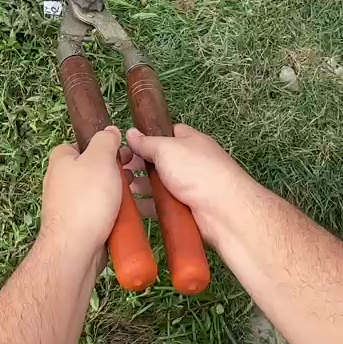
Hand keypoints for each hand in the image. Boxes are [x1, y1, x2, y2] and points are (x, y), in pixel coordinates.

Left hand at [37, 126, 127, 271]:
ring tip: (131, 197)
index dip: (105, 147)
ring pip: (98, 192)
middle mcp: (60, 180)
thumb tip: (110, 131)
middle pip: (93, 169)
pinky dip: (111, 214)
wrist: (76, 250)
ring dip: (116, 194)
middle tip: (131, 176)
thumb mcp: (100, 159)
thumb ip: (106, 140)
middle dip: (114, 172)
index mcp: (61, 159)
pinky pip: (98, 213)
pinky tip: (125, 217)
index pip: (84, 144)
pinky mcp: (76, 225)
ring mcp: (67, 205)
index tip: (122, 154)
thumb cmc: (87, 200)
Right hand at [124, 124, 269, 246]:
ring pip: (159, 184)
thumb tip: (131, 133)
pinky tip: (131, 206)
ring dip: (141, 186)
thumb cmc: (199, 171)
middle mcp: (190, 162)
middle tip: (119, 168)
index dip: (147, 137)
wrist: (222, 210)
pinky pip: (162, 205)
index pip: (166, 133)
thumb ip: (147, 142)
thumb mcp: (167, 148)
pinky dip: (147, 205)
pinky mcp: (185, 209)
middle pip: (160, 160)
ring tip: (121, 187)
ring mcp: (188, 187)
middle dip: (140, 164)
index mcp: (190, 141)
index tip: (127, 144)